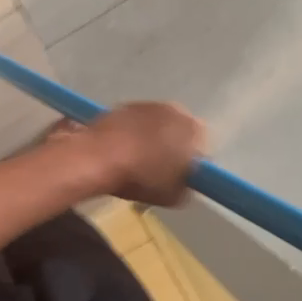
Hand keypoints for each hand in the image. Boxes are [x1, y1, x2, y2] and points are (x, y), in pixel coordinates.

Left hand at [70, 102, 205, 206]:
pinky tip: (120, 149)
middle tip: (157, 169)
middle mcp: (177, 110)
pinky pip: (136, 121)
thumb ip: (186, 187)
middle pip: (181, 131)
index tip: (179, 176)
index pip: (204, 148)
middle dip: (173, 147)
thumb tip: (183, 184)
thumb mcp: (172, 196)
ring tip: (135, 160)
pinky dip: (132, 132)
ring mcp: (149, 103)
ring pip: (158, 124)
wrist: (97, 156)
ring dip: (152, 138)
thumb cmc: (140, 177)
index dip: (192, 164)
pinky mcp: (124, 104)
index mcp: (196, 131)